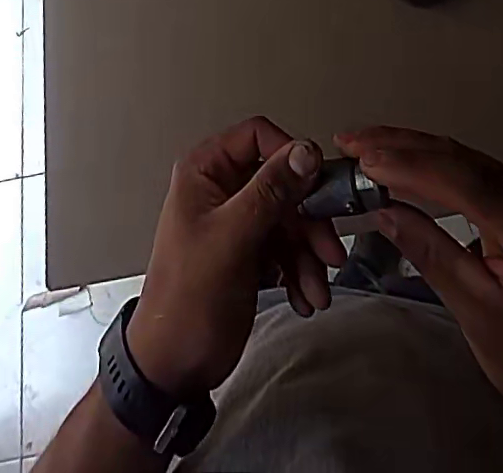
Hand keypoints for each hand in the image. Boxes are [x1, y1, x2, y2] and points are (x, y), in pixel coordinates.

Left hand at [126, 117, 346, 398]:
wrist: (175, 367)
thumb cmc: (187, 301)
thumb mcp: (231, 239)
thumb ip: (270, 191)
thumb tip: (305, 151)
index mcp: (206, 171)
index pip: (258, 136)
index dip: (290, 155)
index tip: (314, 184)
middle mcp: (224, 187)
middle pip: (284, 180)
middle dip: (308, 220)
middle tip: (327, 250)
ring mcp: (240, 219)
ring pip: (292, 215)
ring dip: (310, 252)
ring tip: (316, 286)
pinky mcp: (253, 247)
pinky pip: (289, 244)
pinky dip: (302, 269)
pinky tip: (305, 295)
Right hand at [336, 127, 502, 456]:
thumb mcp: (481, 317)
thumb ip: (433, 255)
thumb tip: (384, 210)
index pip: (469, 182)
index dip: (413, 166)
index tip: (365, 159)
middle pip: (467, 160)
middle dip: (405, 146)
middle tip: (353, 140)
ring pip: (469, 160)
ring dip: (415, 149)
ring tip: (366, 144)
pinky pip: (476, 173)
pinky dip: (434, 165)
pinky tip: (404, 160)